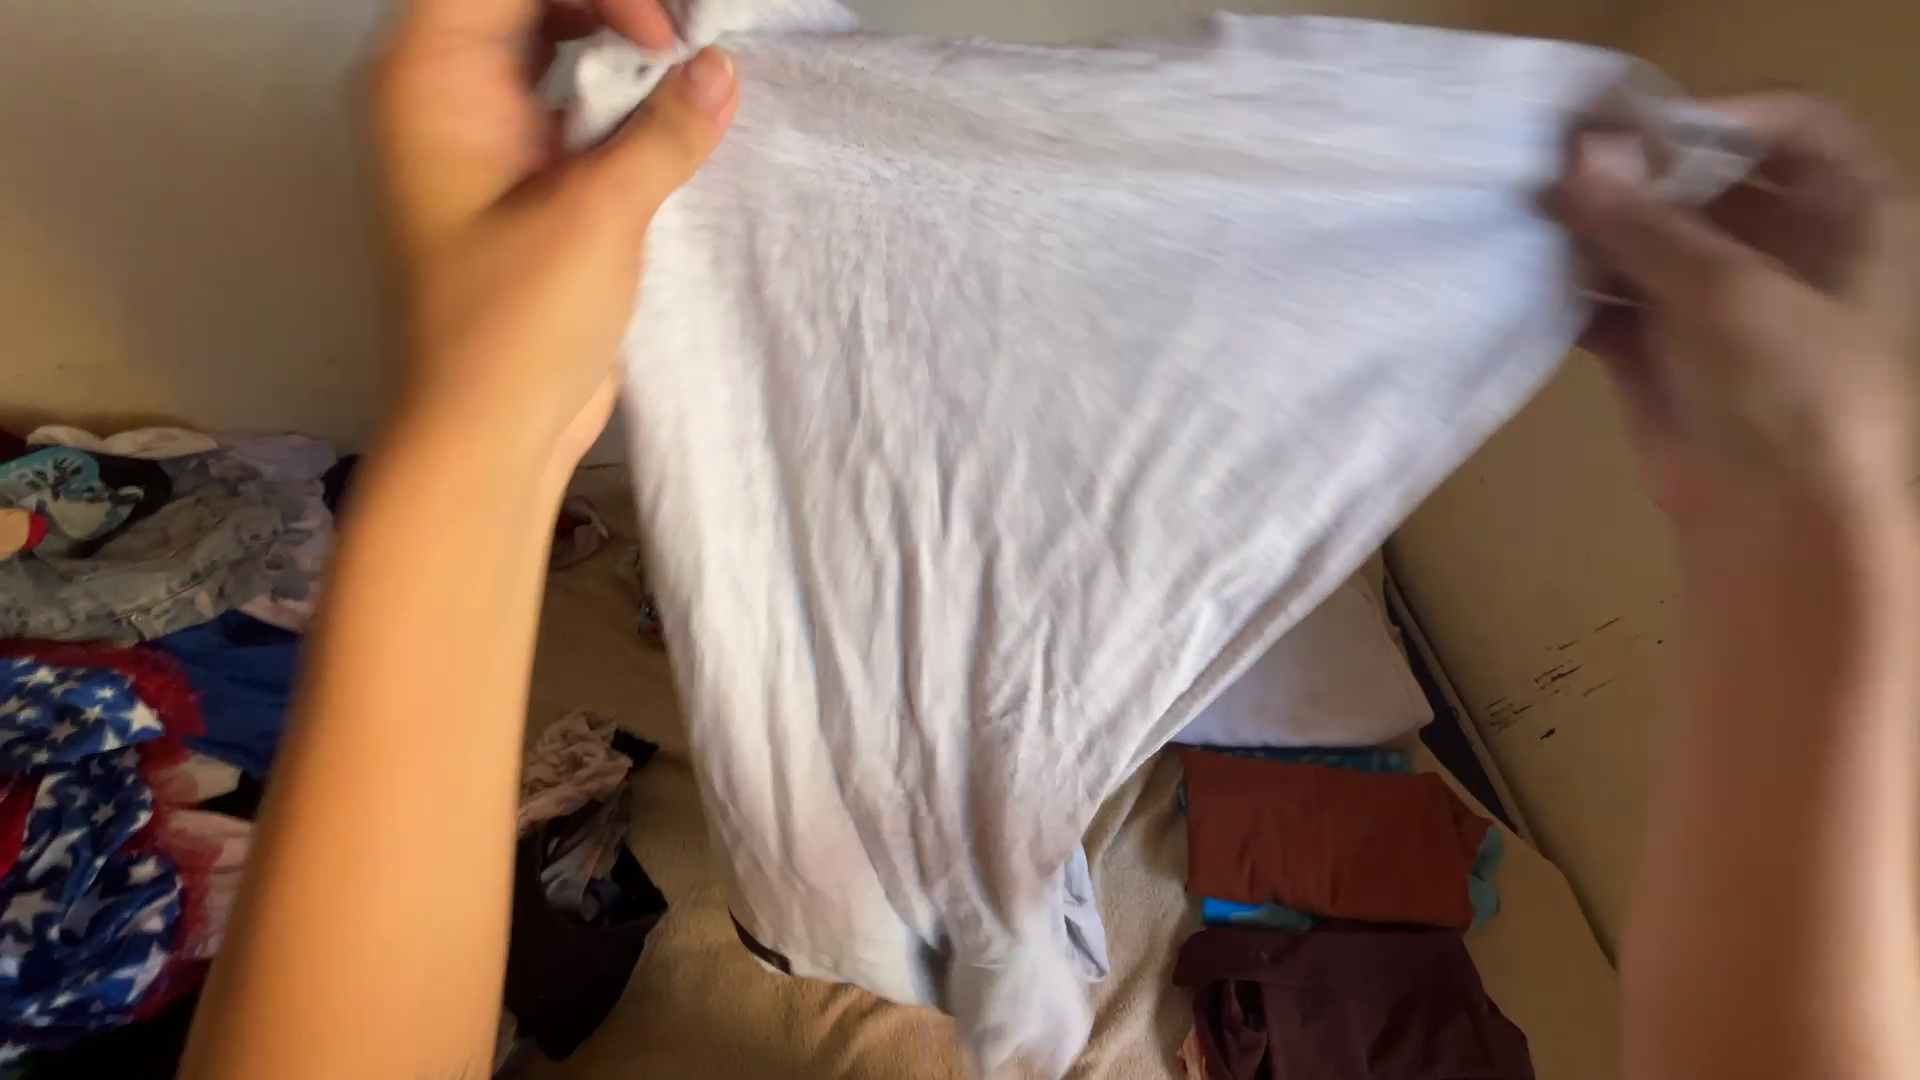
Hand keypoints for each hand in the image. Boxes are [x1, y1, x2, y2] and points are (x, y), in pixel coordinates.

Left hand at [371, 0, 736, 475]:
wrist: (495, 425)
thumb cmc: (516, 325)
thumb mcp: (596, 217)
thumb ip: (661, 136)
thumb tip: (720, 71)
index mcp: (430, 77)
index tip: (667, 40)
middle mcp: (449, 95)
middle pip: (530, 3)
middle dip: (616, 12)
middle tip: (690, 50)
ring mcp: (488, 143)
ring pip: (555, 57)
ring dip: (624, 61)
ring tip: (691, 86)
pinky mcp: (527, 189)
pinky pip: (574, 119)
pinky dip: (623, 116)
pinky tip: (672, 136)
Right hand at [1552, 92, 1914, 528]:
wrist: (1764, 505)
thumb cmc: (1784, 389)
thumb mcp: (1724, 293)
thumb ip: (1645, 226)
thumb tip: (1578, 154)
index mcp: (1840, 214)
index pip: (1784, 127)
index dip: (1711, 118)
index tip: (1620, 134)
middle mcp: (1774, 247)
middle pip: (1696, 186)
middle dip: (1626, 183)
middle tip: (1550, 182)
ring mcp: (1705, 301)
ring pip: (1639, 247)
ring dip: (1586, 241)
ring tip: (1527, 233)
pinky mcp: (1651, 347)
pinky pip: (1604, 304)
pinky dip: (1568, 297)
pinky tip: (1528, 291)